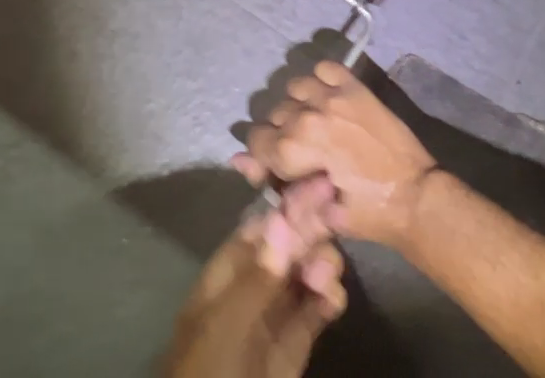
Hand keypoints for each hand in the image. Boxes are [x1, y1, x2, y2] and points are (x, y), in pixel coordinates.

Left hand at [164, 177, 347, 377]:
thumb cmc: (209, 375)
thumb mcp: (226, 326)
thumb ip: (257, 275)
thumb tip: (283, 217)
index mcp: (223, 278)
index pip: (258, 230)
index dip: (287, 208)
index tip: (318, 186)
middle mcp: (251, 290)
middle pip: (287, 248)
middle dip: (311, 234)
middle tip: (336, 222)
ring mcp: (274, 317)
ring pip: (306, 274)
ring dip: (323, 265)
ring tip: (327, 275)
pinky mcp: (296, 344)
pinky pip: (317, 309)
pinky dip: (330, 298)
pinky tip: (335, 300)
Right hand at [237, 61, 437, 247]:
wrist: (414, 196)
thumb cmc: (363, 213)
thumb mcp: (312, 209)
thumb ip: (272, 182)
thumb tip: (237, 162)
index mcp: (294, 147)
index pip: (256, 141)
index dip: (263, 159)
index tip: (279, 171)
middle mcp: (308, 115)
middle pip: (274, 116)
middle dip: (280, 135)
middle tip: (300, 155)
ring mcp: (334, 97)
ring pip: (294, 89)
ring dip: (297, 106)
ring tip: (312, 126)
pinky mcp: (357, 89)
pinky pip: (326, 69)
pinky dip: (320, 79)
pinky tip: (326, 100)